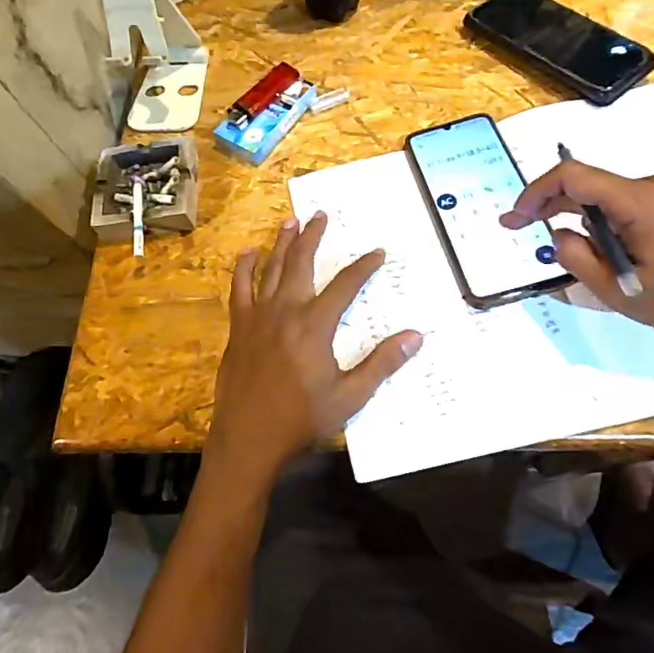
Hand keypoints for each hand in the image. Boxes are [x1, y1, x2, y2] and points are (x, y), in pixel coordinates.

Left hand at [204, 213, 423, 485]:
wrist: (248, 437)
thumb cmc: (301, 419)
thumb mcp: (350, 396)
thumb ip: (381, 364)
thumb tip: (415, 336)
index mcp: (315, 325)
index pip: (345, 285)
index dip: (363, 266)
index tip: (377, 252)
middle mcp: (286, 311)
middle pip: (301, 263)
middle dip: (313, 237)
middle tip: (321, 215)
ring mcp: (258, 317)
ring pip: (270, 269)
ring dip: (281, 243)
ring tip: (290, 221)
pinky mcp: (239, 328)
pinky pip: (240, 289)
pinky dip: (244, 268)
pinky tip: (247, 254)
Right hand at [499, 162, 653, 347]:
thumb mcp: (619, 291)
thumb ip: (577, 259)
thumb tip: (558, 235)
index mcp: (640, 201)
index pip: (573, 176)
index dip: (536, 191)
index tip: (517, 216)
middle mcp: (652, 185)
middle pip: (586, 182)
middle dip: (549, 204)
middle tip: (520, 226)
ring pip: (604, 194)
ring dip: (578, 215)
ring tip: (571, 250)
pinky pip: (623, 201)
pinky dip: (602, 218)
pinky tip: (602, 246)